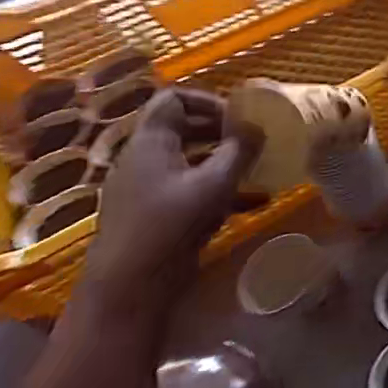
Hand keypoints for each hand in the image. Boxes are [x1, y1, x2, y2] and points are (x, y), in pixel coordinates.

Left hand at [84, 88, 265, 315]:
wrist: (129, 287)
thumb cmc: (171, 224)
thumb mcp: (215, 183)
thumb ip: (239, 151)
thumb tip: (257, 127)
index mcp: (150, 142)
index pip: (173, 99)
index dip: (207, 100)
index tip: (238, 115)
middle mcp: (144, 159)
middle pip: (183, 128)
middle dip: (222, 130)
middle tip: (253, 139)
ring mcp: (147, 188)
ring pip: (190, 160)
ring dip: (224, 160)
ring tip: (257, 169)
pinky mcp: (156, 214)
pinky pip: (190, 188)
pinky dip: (219, 189)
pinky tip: (253, 202)